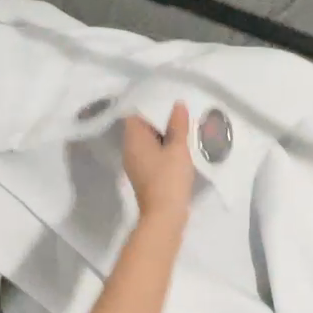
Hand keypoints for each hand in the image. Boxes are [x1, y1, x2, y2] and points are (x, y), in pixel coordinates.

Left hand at [122, 102, 194, 222]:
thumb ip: (178, 125)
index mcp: (134, 139)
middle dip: (158, 118)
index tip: (165, 97)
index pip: (134, 113)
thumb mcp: (177, 148)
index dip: (148, 104)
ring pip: (148, 142)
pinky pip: (152, 154)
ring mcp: (136, 164)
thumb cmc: (169, 178)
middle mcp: (130, 149)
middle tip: (178, 109)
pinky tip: (179, 148)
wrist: (164, 215)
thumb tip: (177, 104)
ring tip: (182, 126)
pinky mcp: (144, 175)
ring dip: (163, 134)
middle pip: (141, 127)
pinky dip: (163, 148)